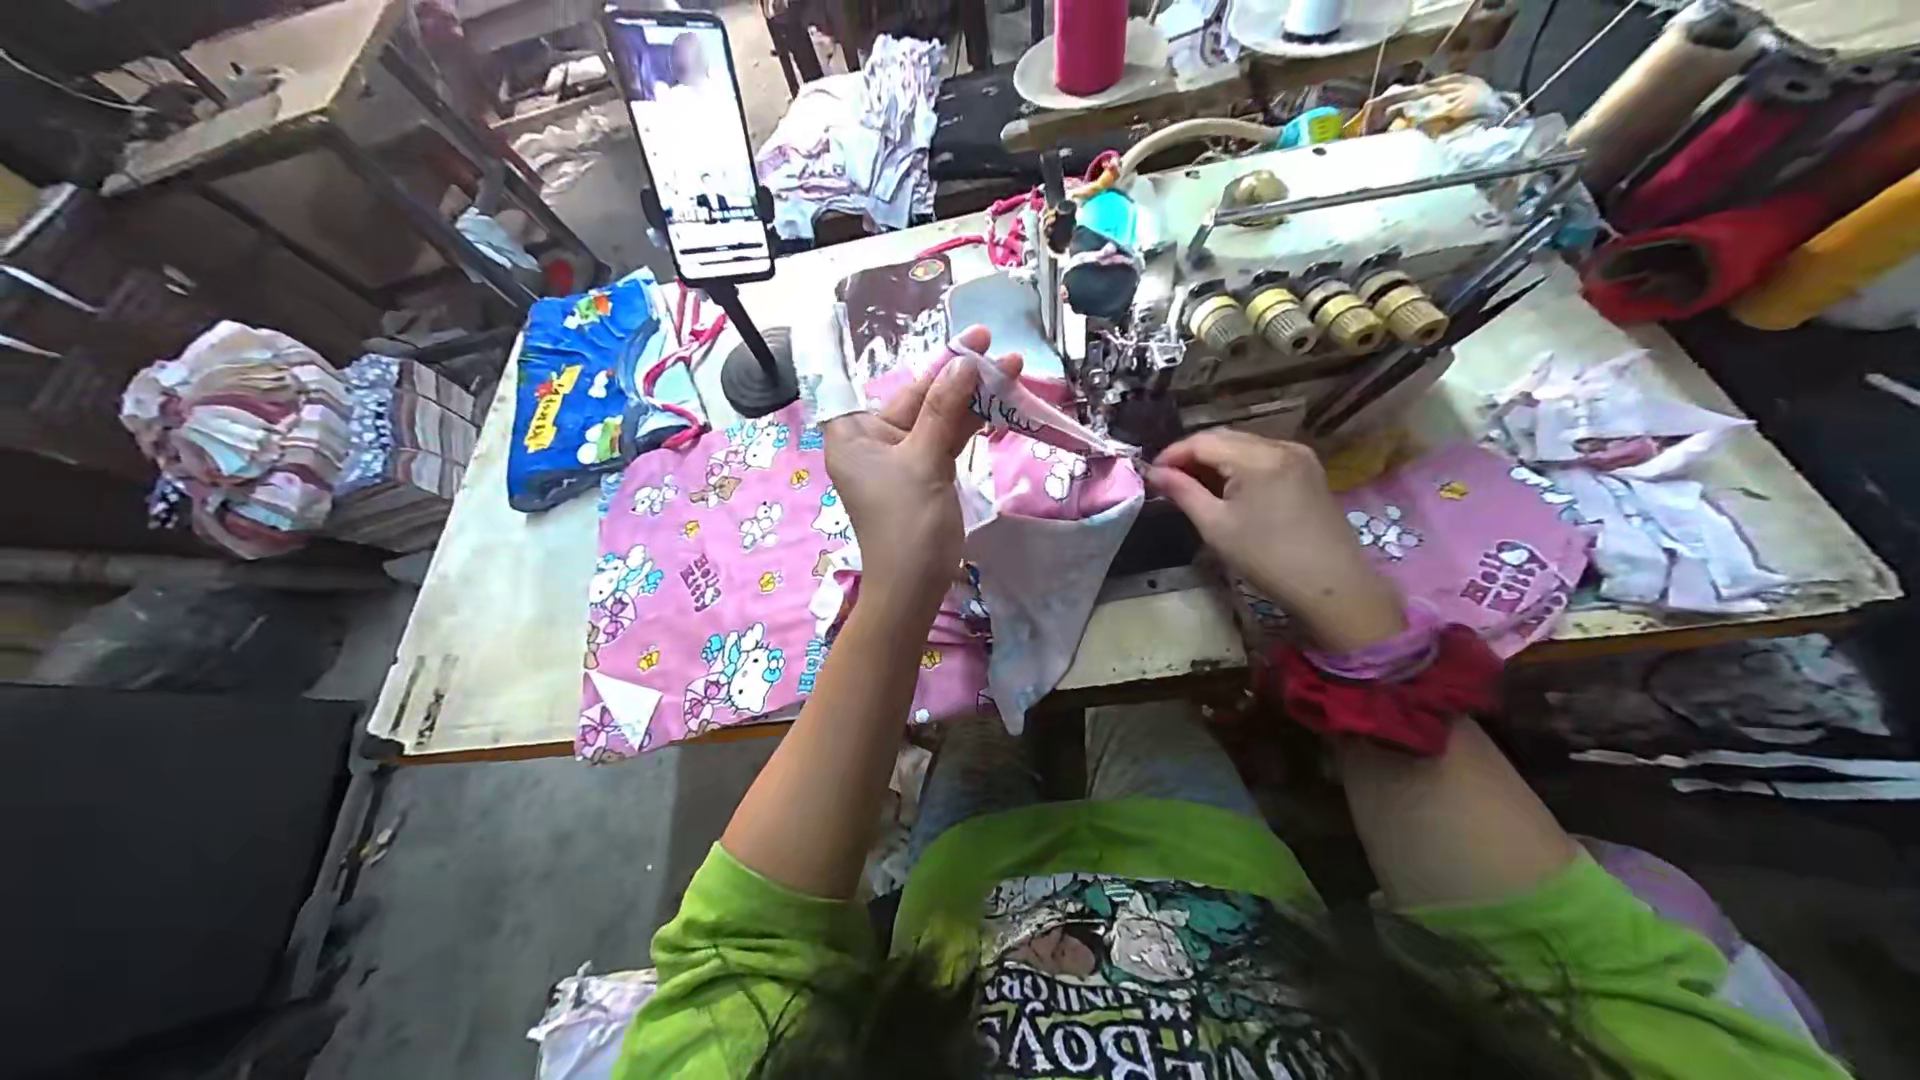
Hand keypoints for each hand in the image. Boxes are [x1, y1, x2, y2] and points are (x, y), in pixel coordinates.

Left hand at [823, 325, 1019, 623]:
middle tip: (1000, 348)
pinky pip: (946, 440)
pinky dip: (970, 425)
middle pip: (921, 398)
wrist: (914, 586)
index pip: (895, 385)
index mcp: (855, 433)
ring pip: (939, 418)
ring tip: (1012, 370)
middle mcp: (874, 440)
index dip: (933, 360)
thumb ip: (944, 410)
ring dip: (973, 398)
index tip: (967, 337)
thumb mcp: (924, 461)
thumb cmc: (907, 524)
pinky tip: (998, 403)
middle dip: (962, 377)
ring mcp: (901, 458)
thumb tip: (964, 362)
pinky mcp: (924, 473)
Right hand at [1148, 429, 1405, 651]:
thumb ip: (1182, 492)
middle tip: (1167, 480)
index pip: (1202, 441)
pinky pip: (1264, 456)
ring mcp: (1299, 456)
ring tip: (1192, 485)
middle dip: (1192, 455)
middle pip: (1224, 438)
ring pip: (1244, 445)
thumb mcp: (1215, 526)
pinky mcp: (1309, 470)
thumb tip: (1154, 473)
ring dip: (1214, 460)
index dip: (1172, 454)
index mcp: (1258, 457)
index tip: (1150, 474)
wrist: (1331, 585)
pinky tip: (1227, 488)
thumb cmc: (1267, 558)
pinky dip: (1239, 466)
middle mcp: (1281, 446)